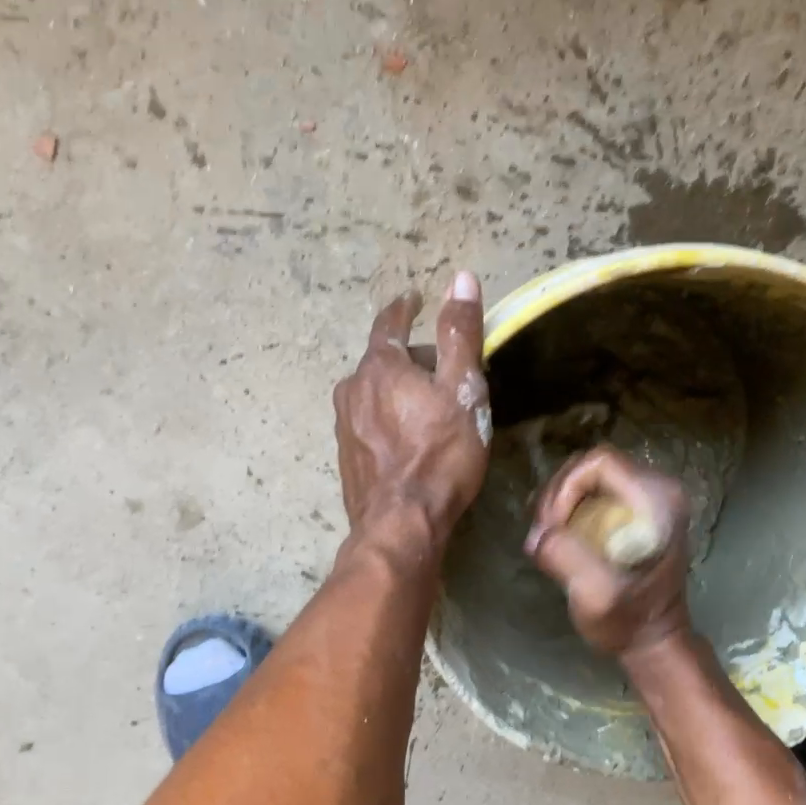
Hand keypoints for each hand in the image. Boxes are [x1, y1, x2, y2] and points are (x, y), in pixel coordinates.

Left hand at [333, 272, 490, 548]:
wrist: (400, 526)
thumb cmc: (439, 457)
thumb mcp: (462, 392)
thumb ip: (460, 335)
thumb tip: (461, 279)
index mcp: (380, 366)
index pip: (390, 323)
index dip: (405, 309)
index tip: (412, 300)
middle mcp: (352, 387)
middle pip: (383, 361)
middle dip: (411, 360)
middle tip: (442, 372)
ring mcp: (343, 424)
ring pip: (374, 393)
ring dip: (397, 392)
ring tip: (426, 407)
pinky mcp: (345, 455)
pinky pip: (368, 422)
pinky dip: (388, 420)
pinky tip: (407, 440)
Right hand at [525, 446, 692, 654]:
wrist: (653, 641)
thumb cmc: (630, 621)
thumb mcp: (597, 596)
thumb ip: (568, 558)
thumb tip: (539, 536)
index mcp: (658, 499)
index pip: (599, 463)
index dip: (566, 489)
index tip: (553, 529)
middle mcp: (657, 488)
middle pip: (588, 465)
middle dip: (556, 497)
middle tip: (544, 536)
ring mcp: (645, 497)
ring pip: (584, 477)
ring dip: (556, 504)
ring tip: (548, 538)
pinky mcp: (632, 509)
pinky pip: (589, 492)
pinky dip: (565, 510)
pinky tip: (557, 537)